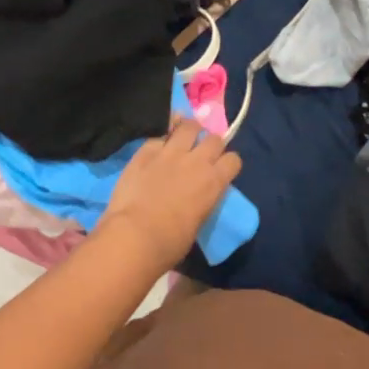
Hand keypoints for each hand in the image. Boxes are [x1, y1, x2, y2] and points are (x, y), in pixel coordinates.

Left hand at [98, 120, 241, 268]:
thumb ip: (202, 202)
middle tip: (202, 154)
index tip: (221, 170)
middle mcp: (196, 161)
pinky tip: (156, 148)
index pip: (233, 160)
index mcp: (214, 182)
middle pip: (214, 139)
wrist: (135, 235)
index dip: (228, 164)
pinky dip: (160, 140)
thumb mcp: (198, 223)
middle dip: (211, 144)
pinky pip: (158, 136)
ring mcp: (169, 152)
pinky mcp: (145, 151)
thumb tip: (197, 198)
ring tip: (183, 138)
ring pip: (188, 126)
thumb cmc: (170, 243)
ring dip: (188, 131)